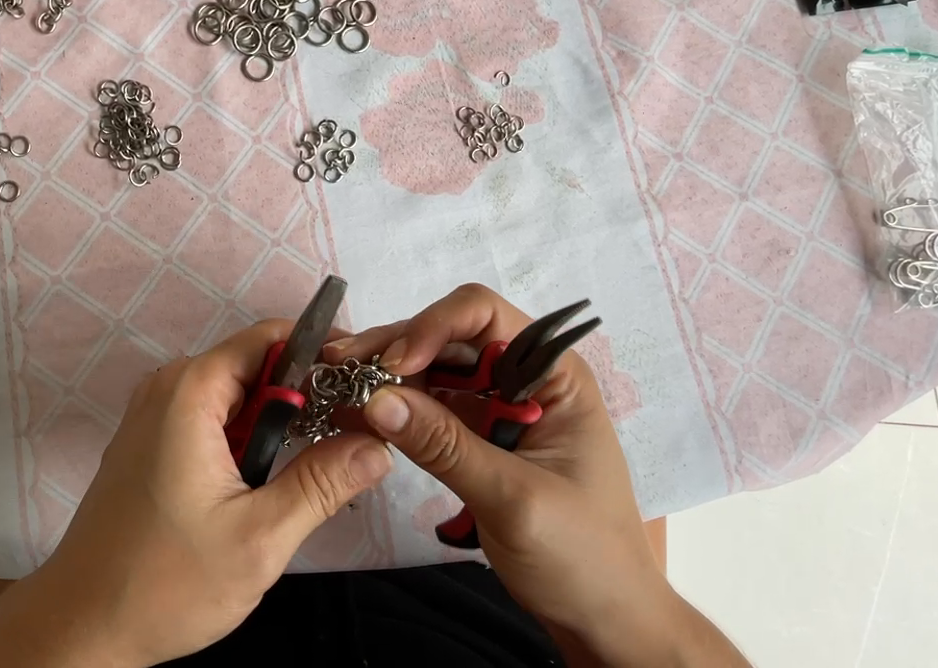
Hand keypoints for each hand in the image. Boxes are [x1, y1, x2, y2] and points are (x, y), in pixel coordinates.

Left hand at [0, 320, 393, 667]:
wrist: (81, 624)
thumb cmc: (166, 581)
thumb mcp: (259, 537)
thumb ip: (321, 483)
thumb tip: (377, 445)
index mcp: (191, 390)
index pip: (271, 337)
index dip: (322, 351)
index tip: (366, 381)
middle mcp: (169, 386)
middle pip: (255, 364)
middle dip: (308, 391)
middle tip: (359, 428)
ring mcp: (156, 413)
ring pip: (236, 394)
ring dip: (280, 418)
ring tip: (329, 453)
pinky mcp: (152, 441)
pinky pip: (212, 417)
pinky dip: (249, 434)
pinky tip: (275, 474)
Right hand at [327, 284, 747, 667]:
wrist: (604, 622)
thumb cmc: (584, 557)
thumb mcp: (514, 500)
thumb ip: (445, 446)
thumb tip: (375, 399)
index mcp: (552, 373)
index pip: (483, 315)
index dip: (432, 327)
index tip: (392, 365)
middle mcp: (521, 375)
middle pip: (446, 335)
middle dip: (392, 346)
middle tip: (336, 364)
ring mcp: (495, 402)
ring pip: (429, 365)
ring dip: (383, 372)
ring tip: (333, 383)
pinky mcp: (473, 432)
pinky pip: (425, 403)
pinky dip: (390, 404)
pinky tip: (353, 410)